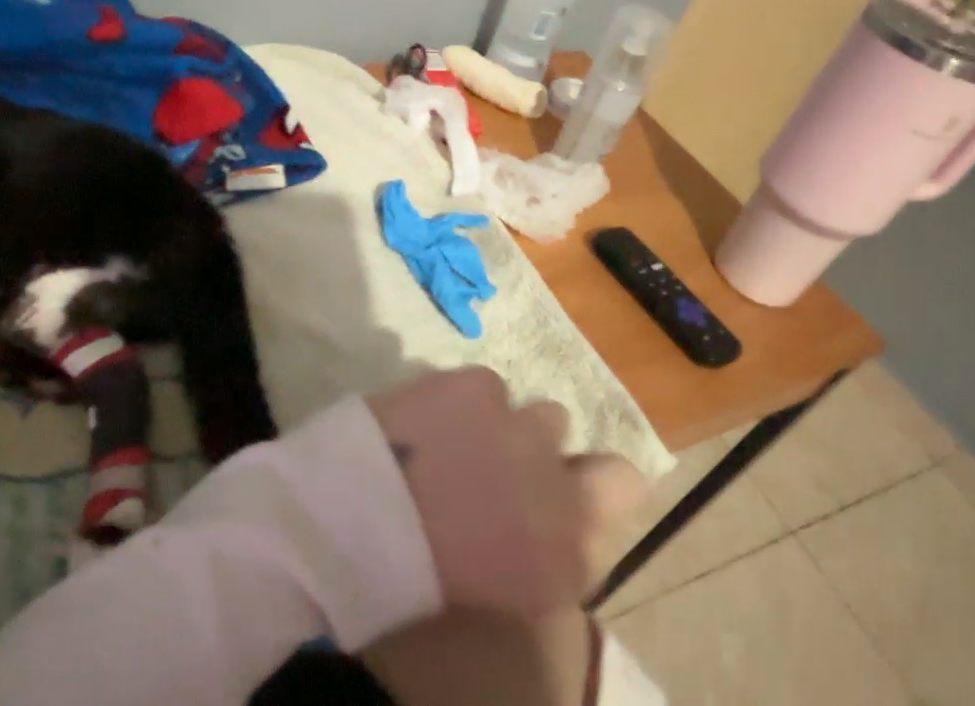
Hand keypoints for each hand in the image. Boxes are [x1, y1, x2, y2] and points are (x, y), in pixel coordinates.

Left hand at [367, 366, 645, 618]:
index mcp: (567, 542)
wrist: (351, 521)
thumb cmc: (417, 579)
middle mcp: (558, 476)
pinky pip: (484, 387)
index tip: (561, 489)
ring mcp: (519, 424)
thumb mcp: (501, 590)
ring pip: (532, 410)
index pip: (623, 483)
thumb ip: (542, 553)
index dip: (597, 481)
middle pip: (564, 439)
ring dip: (503, 424)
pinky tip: (426, 422)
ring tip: (454, 442)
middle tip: (490, 470)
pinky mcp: (475, 385)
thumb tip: (547, 527)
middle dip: (537, 451)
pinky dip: (463, 402)